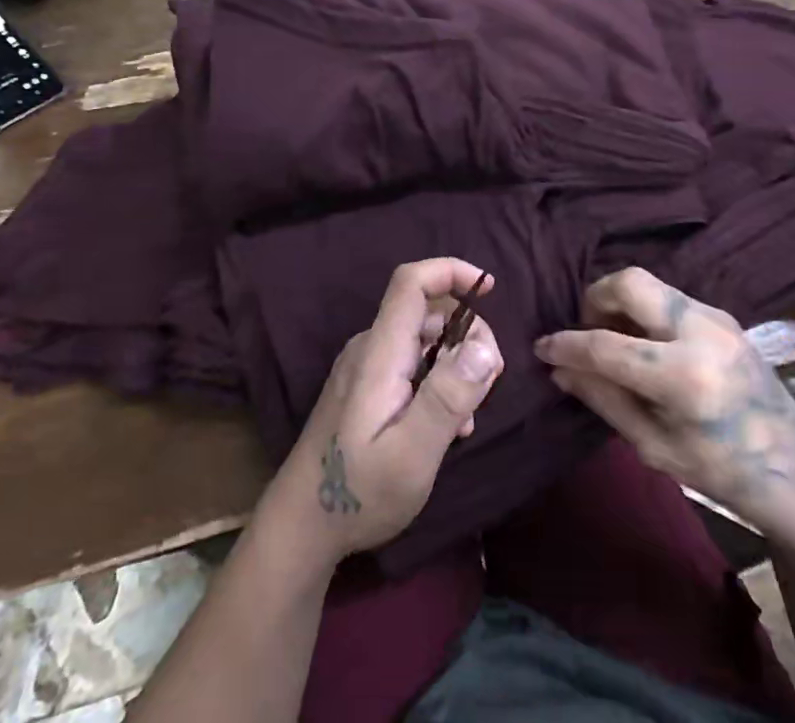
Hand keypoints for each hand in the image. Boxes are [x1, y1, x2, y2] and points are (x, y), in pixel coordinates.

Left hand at [259, 259, 505, 564]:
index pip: (410, 283)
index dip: (450, 271)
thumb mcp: (413, 453)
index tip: (490, 288)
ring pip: (423, 341)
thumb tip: (484, 344)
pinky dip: (438, 382)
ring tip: (468, 417)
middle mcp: (369, 350)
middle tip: (488, 385)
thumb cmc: (358, 492)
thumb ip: (448, 397)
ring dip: (456, 365)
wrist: (304, 523)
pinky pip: (412, 366)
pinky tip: (448, 427)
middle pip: (426, 312)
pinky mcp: (365, 389)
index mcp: (379, 354)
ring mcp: (365, 369)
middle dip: (468, 334)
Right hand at [534, 268, 794, 538]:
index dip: (564, 345)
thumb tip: (558, 369)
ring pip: (647, 283)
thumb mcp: (653, 445)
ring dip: (617, 303)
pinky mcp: (724, 318)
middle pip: (629, 282)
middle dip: (593, 300)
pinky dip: (641, 310)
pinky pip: (667, 297)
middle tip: (585, 332)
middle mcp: (701, 333)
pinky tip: (641, 344)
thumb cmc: (723, 472)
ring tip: (611, 340)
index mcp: (683, 376)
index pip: (604, 345)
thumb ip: (603, 399)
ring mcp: (717, 319)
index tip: (540, 348)